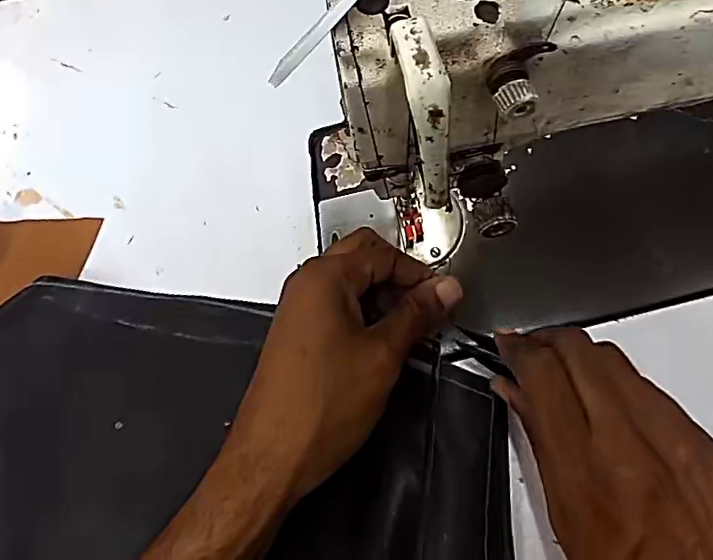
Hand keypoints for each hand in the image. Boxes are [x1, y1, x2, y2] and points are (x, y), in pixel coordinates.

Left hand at [144, 229, 461, 558]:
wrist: (271, 458)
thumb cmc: (311, 411)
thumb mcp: (382, 356)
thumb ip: (417, 315)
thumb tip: (441, 290)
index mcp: (324, 277)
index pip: (384, 254)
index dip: (419, 273)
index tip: (440, 293)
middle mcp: (306, 284)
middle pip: (365, 256)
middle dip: (400, 276)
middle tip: (427, 301)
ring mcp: (299, 306)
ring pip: (351, 280)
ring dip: (382, 295)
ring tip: (410, 326)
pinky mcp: (298, 331)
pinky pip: (337, 302)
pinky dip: (364, 312)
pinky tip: (382, 342)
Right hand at [496, 329, 712, 559]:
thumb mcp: (566, 519)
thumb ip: (540, 443)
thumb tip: (515, 391)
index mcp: (590, 471)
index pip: (543, 372)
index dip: (517, 348)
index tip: (508, 346)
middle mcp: (635, 446)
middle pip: (577, 349)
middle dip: (546, 341)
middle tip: (531, 350)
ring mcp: (675, 438)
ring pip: (614, 358)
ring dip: (582, 357)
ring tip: (568, 372)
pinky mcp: (704, 441)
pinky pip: (653, 387)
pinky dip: (623, 385)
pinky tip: (613, 402)